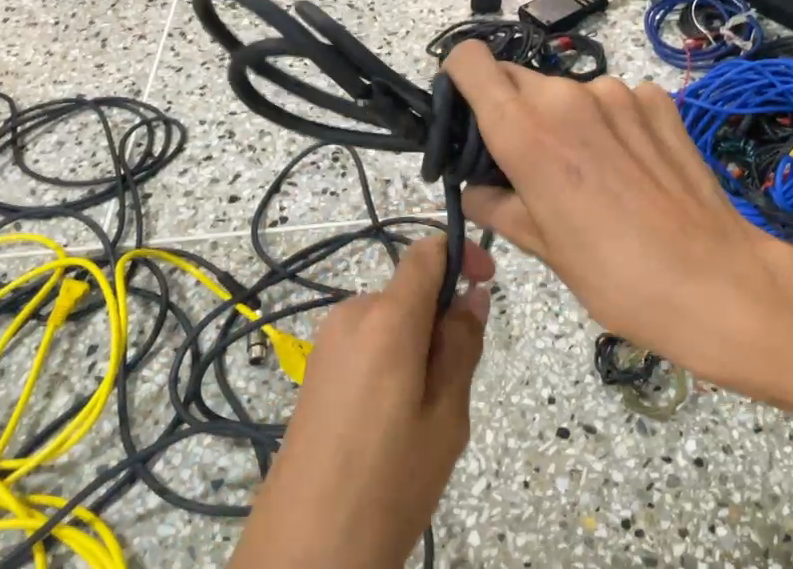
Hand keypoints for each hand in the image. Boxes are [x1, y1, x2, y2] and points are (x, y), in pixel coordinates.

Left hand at [228, 236, 491, 568]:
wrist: (305, 550)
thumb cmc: (390, 482)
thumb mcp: (446, 415)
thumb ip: (461, 345)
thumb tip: (472, 294)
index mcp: (386, 319)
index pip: (425, 253)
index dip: (461, 255)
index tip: (487, 283)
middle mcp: (351, 317)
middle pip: (410, 291)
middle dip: (443, 319)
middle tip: (459, 383)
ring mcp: (328, 344)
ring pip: (392, 321)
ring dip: (420, 345)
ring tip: (427, 414)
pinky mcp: (317, 371)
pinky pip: (369, 344)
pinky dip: (394, 361)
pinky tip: (394, 422)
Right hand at [443, 42, 792, 402]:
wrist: (714, 280)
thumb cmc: (616, 275)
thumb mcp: (542, 248)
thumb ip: (497, 205)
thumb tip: (475, 189)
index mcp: (527, 131)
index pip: (471, 62)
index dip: (460, 81)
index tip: (467, 117)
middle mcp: (569, 96)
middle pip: (518, 80)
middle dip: (511, 112)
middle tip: (526, 166)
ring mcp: (621, 94)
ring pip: (568, 93)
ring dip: (564, 121)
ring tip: (589, 177)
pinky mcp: (660, 102)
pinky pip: (616, 101)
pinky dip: (610, 124)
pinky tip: (629, 169)